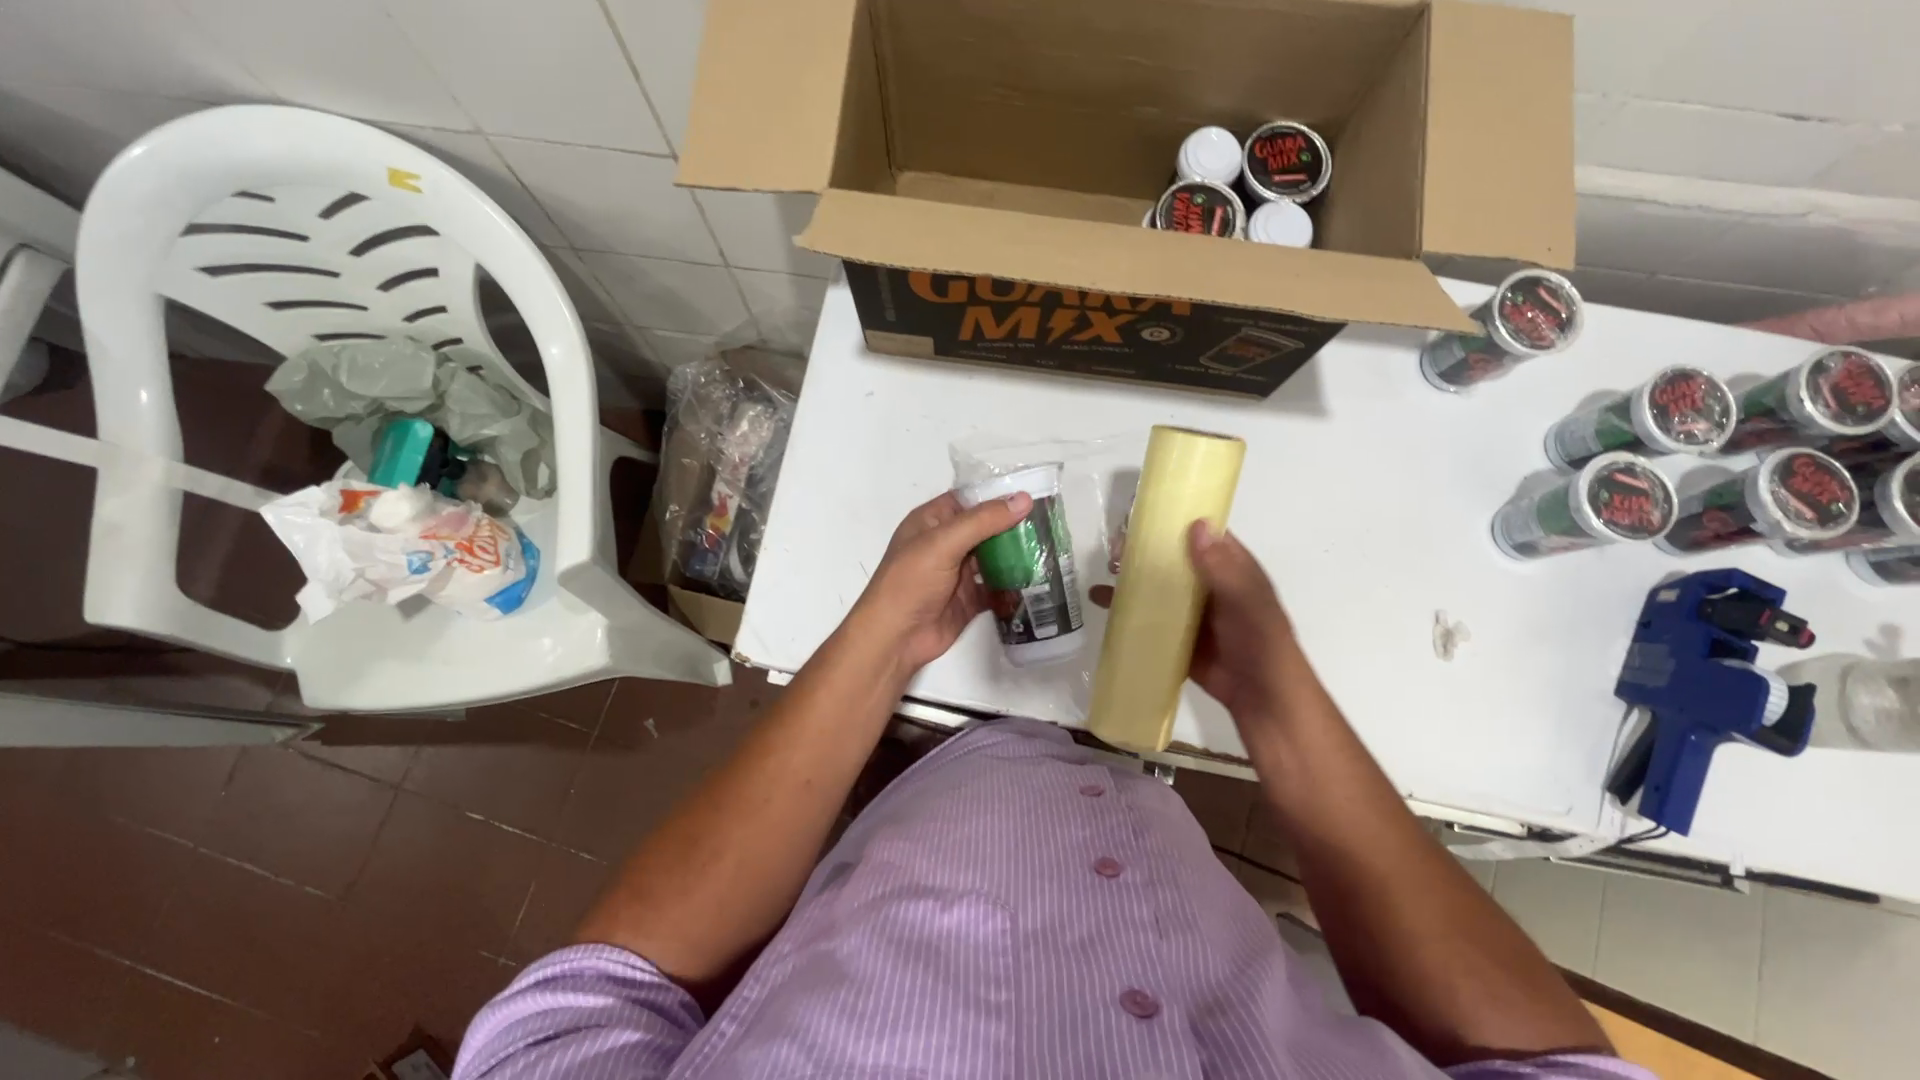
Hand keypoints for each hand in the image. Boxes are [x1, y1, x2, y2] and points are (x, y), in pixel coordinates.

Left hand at [847, 490, 1033, 677]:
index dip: (998, 495)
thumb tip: (1023, 499)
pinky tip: (1039, 580)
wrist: (896, 638)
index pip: (969, 499)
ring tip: (1052, 549)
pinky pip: (996, 587)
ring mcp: (958, 573)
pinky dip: (1014, 585)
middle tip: (1051, 523)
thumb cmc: (911, 582)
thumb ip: (983, 521)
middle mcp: (946, 544)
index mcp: (932, 521)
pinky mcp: (969, 599)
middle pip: (986, 528)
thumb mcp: (943, 543)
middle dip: (1014, 526)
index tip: (1034, 494)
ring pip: (994, 558)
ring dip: (1018, 555)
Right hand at [1091, 522, 1293, 725]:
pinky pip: (1148, 616)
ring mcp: (1190, 611)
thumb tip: (1195, 525)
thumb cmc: (1260, 642)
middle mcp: (1208, 584)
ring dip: (1131, 578)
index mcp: (1231, 568)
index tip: (1141, 517)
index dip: (1174, 522)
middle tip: (1116, 552)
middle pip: (1172, 558)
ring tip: (1106, 574)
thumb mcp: (1246, 601)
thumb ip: (1222, 567)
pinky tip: (1101, 603)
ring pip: (1156, 585)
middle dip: (1143, 551)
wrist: (1260, 696)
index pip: (1202, 534)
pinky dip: (1125, 609)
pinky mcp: (1175, 635)